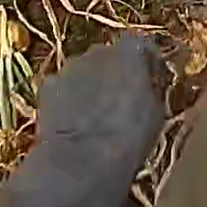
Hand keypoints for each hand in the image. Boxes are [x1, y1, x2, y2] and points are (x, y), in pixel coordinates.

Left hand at [37, 34, 163, 160]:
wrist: (82, 163)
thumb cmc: (129, 138)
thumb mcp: (156, 112)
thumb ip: (152, 87)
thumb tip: (148, 83)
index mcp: (130, 52)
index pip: (139, 43)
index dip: (143, 59)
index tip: (148, 77)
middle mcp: (99, 50)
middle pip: (109, 54)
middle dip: (115, 71)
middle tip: (119, 100)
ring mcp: (71, 66)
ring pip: (84, 70)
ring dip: (90, 84)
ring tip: (94, 115)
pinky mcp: (49, 85)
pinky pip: (63, 86)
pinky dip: (67, 98)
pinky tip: (72, 122)